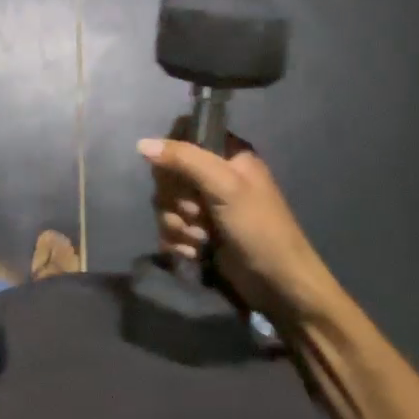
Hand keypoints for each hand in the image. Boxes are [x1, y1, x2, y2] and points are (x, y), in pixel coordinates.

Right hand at [141, 136, 335, 321]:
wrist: (277, 283)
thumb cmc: (258, 227)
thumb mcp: (224, 185)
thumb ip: (184, 159)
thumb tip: (142, 144)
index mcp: (227, 154)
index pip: (184, 135)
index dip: (173, 154)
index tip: (177, 172)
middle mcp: (213, 175)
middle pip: (168, 173)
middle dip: (177, 200)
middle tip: (199, 212)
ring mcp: (205, 206)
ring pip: (165, 203)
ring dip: (179, 225)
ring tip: (202, 238)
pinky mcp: (198, 233)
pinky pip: (169, 228)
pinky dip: (179, 242)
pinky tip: (196, 253)